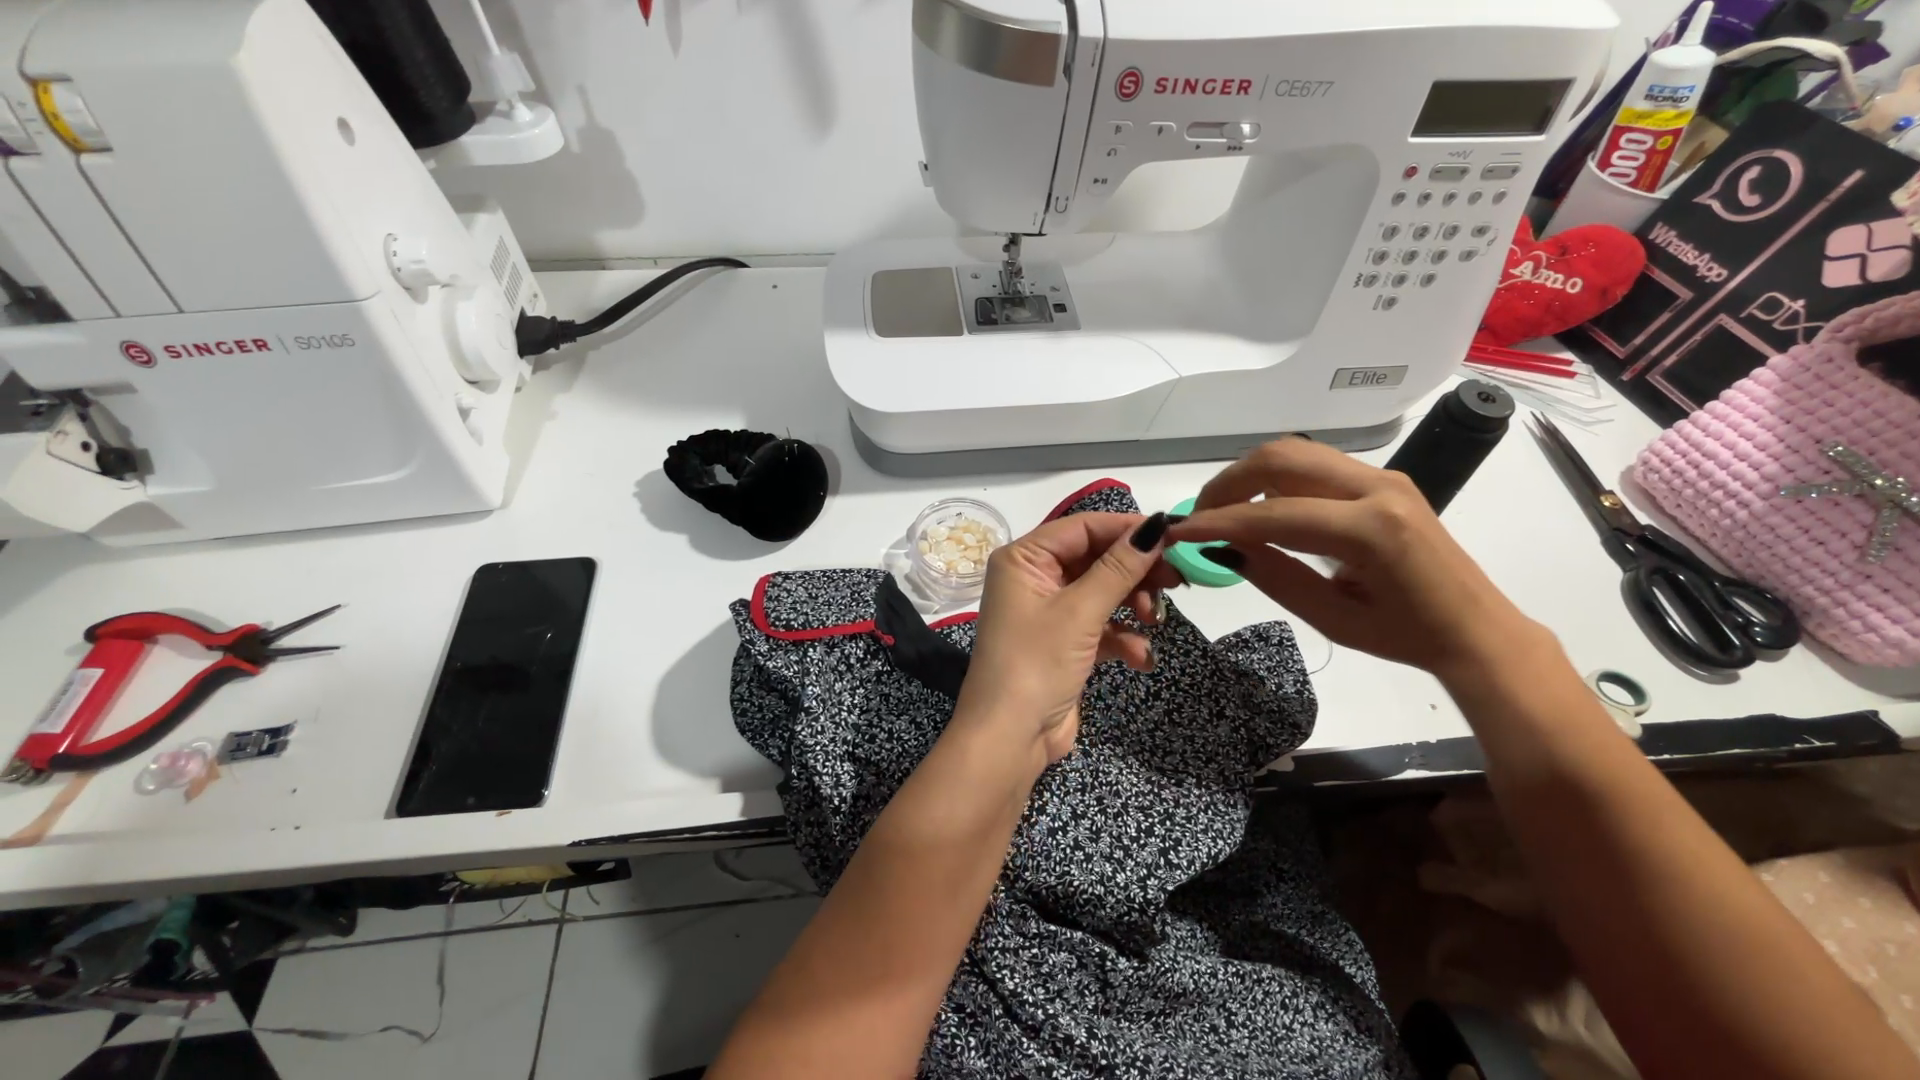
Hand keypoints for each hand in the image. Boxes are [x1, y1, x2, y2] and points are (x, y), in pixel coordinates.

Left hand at [958, 512, 1183, 764]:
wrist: (1010, 739)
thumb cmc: (1036, 663)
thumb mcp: (1080, 611)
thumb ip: (1120, 568)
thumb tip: (1156, 525)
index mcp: (1023, 559)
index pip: (1083, 527)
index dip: (1128, 530)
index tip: (1174, 536)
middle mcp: (1033, 579)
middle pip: (1096, 559)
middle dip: (1135, 573)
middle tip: (1175, 582)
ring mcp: (1048, 614)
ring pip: (1103, 594)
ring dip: (1133, 607)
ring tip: (1154, 622)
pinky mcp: (1063, 645)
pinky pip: (1101, 627)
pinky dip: (1122, 638)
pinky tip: (1140, 657)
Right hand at [1168, 438, 1538, 678]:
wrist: (1475, 628)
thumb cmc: (1406, 637)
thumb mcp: (1332, 618)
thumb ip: (1275, 577)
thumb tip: (1223, 547)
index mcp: (1371, 530)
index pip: (1275, 513)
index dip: (1219, 521)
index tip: (1177, 531)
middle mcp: (1377, 487)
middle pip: (1282, 458)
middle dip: (1229, 483)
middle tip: (1199, 518)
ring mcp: (1382, 476)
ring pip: (1295, 452)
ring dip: (1249, 476)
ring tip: (1222, 513)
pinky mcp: (1381, 478)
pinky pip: (1313, 464)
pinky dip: (1274, 479)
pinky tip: (1259, 509)